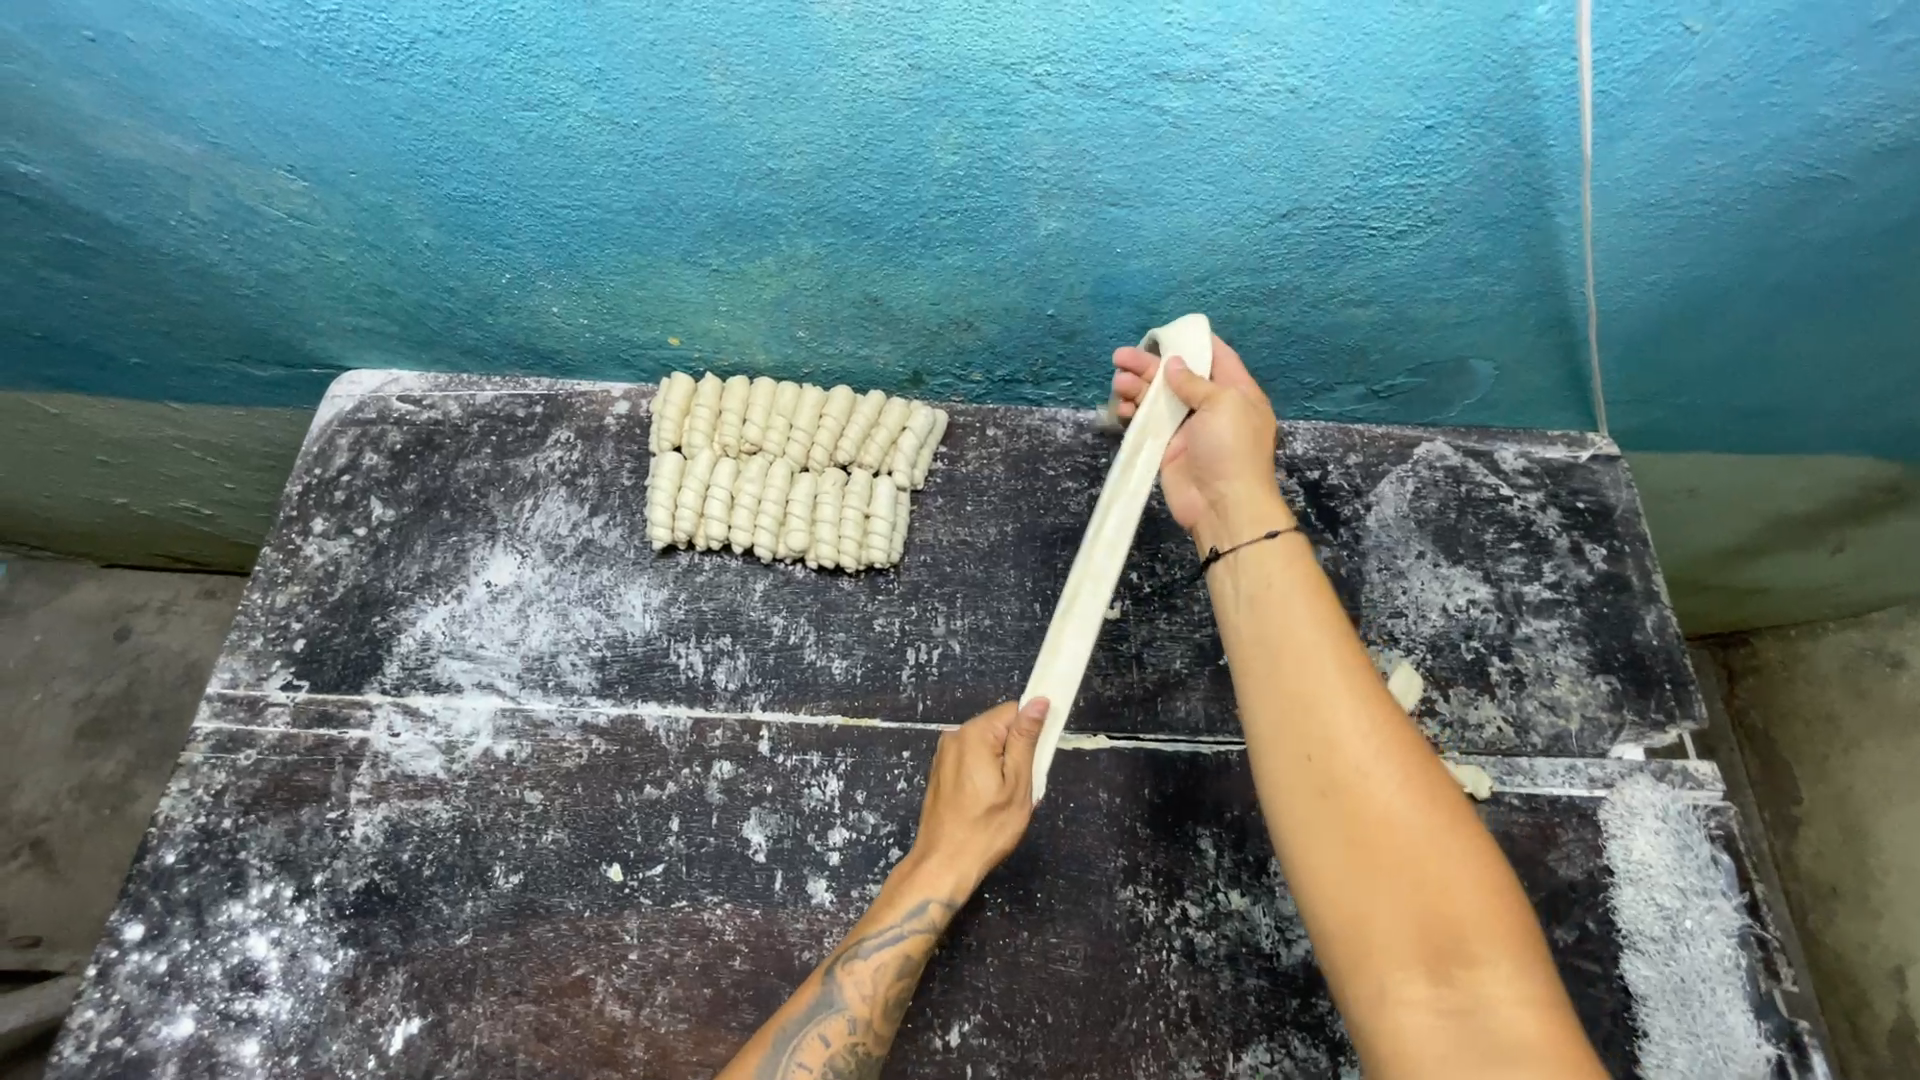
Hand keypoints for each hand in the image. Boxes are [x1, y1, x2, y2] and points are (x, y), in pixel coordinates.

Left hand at [903, 699, 1049, 894]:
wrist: (943, 864)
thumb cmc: (987, 828)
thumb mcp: (1017, 784)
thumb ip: (1026, 739)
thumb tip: (1039, 701)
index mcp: (974, 734)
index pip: (1013, 711)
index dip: (1031, 732)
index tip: (1038, 759)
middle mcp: (955, 736)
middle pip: (999, 728)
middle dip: (1016, 752)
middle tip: (1023, 786)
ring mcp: (944, 754)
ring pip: (987, 746)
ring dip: (1002, 765)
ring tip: (1005, 798)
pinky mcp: (941, 770)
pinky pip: (972, 759)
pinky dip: (986, 773)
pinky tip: (988, 802)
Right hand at [1110, 334, 1292, 552]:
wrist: (1222, 504)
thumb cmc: (1231, 448)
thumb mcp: (1223, 404)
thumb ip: (1195, 382)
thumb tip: (1173, 363)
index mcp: (1235, 391)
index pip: (1216, 357)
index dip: (1192, 342)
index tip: (1166, 333)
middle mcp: (1211, 407)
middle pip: (1177, 377)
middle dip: (1150, 366)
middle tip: (1120, 356)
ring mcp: (1187, 429)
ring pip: (1158, 400)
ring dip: (1137, 388)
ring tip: (1117, 380)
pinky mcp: (1167, 448)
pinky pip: (1147, 425)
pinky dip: (1133, 414)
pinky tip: (1121, 407)